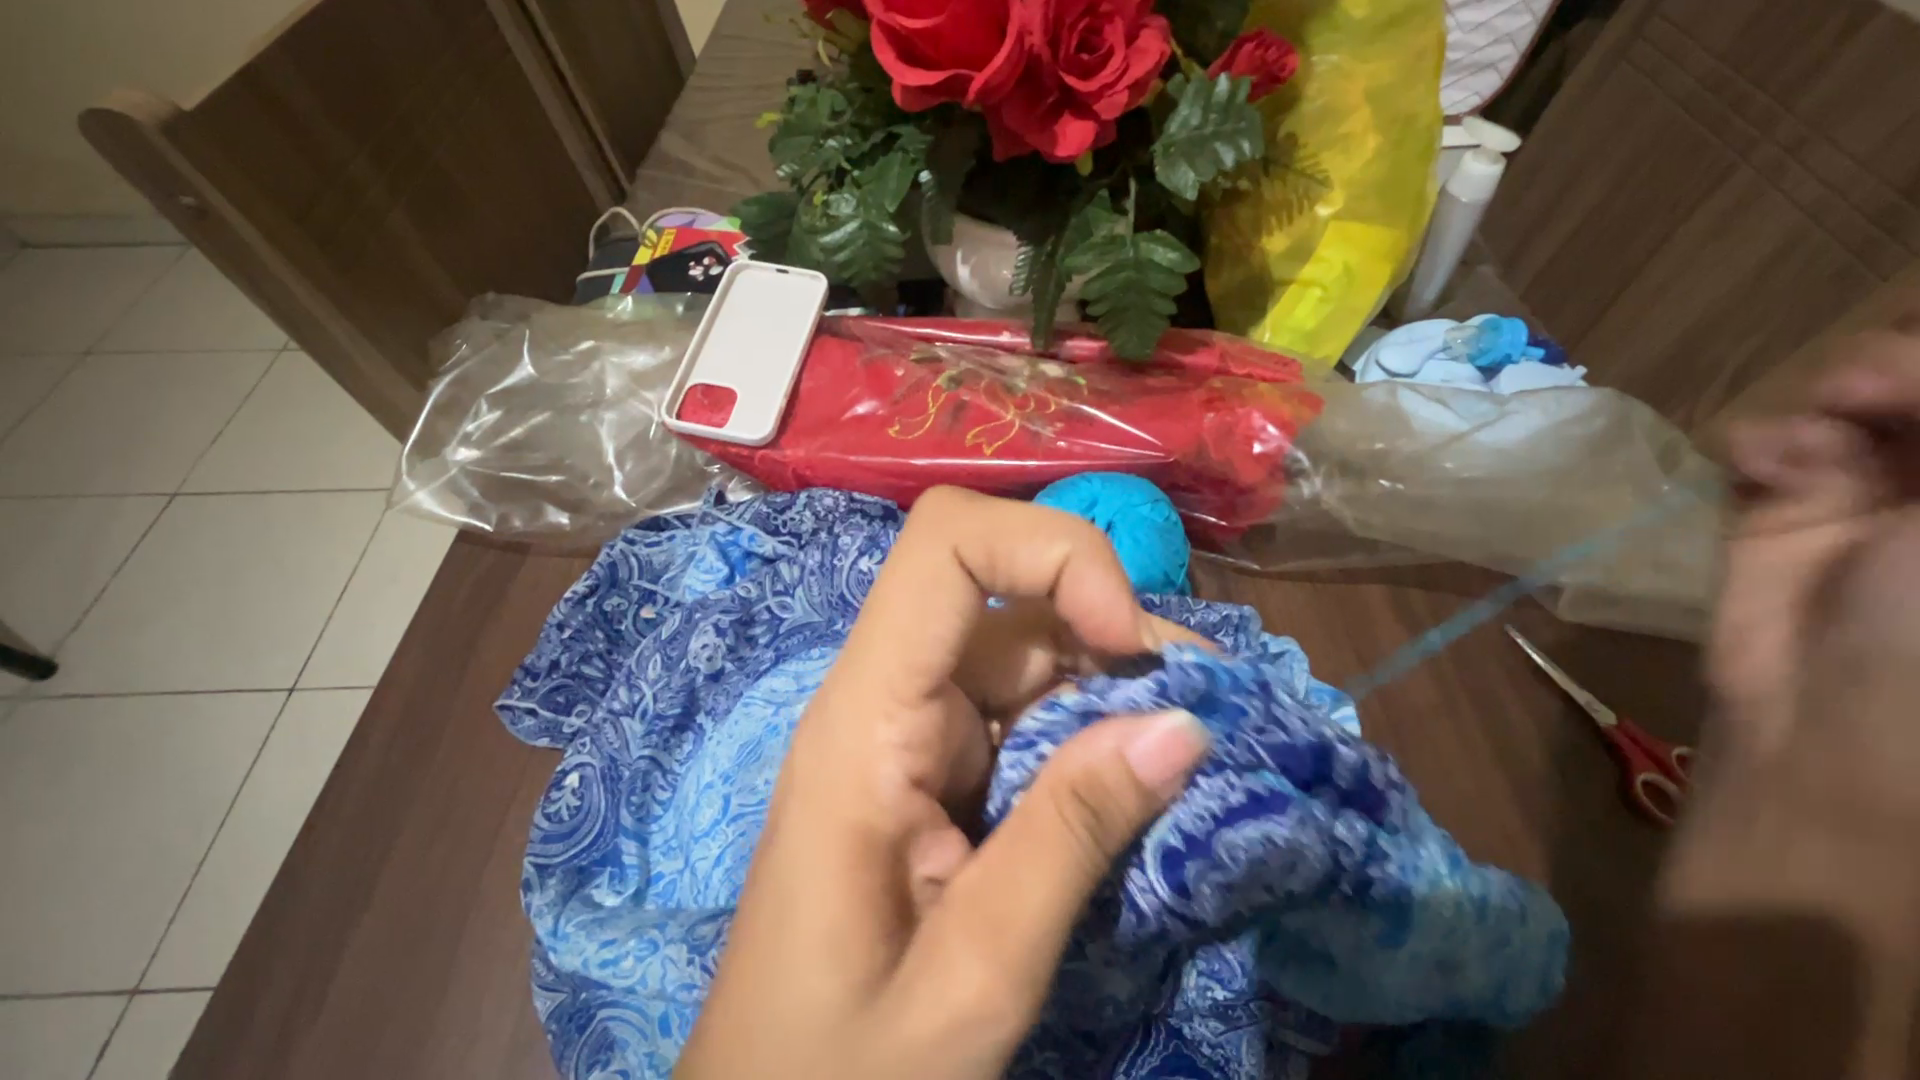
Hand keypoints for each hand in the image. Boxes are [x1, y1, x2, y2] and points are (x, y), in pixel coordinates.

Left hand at [675, 487, 1211, 1079]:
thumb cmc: (844, 1064)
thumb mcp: (975, 969)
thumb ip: (1072, 837)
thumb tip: (1184, 724)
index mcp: (866, 721)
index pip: (944, 547)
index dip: (1051, 552)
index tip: (1130, 643)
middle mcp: (886, 700)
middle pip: (1002, 594)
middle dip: (1110, 625)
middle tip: (1203, 705)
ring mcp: (911, 731)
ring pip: (1025, 650)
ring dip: (1113, 678)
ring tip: (1194, 736)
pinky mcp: (935, 768)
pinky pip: (1023, 711)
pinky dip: (1091, 726)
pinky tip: (1143, 770)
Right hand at [1639, 330, 1919, 1079]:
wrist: (1831, 737)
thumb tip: (1904, 368)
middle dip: (1900, 374)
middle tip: (1864, 388)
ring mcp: (1870, 502)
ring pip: (1851, 406)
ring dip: (1827, 407)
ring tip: (1809, 434)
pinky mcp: (1779, 517)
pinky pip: (1770, 449)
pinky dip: (1761, 442)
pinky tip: (1760, 460)